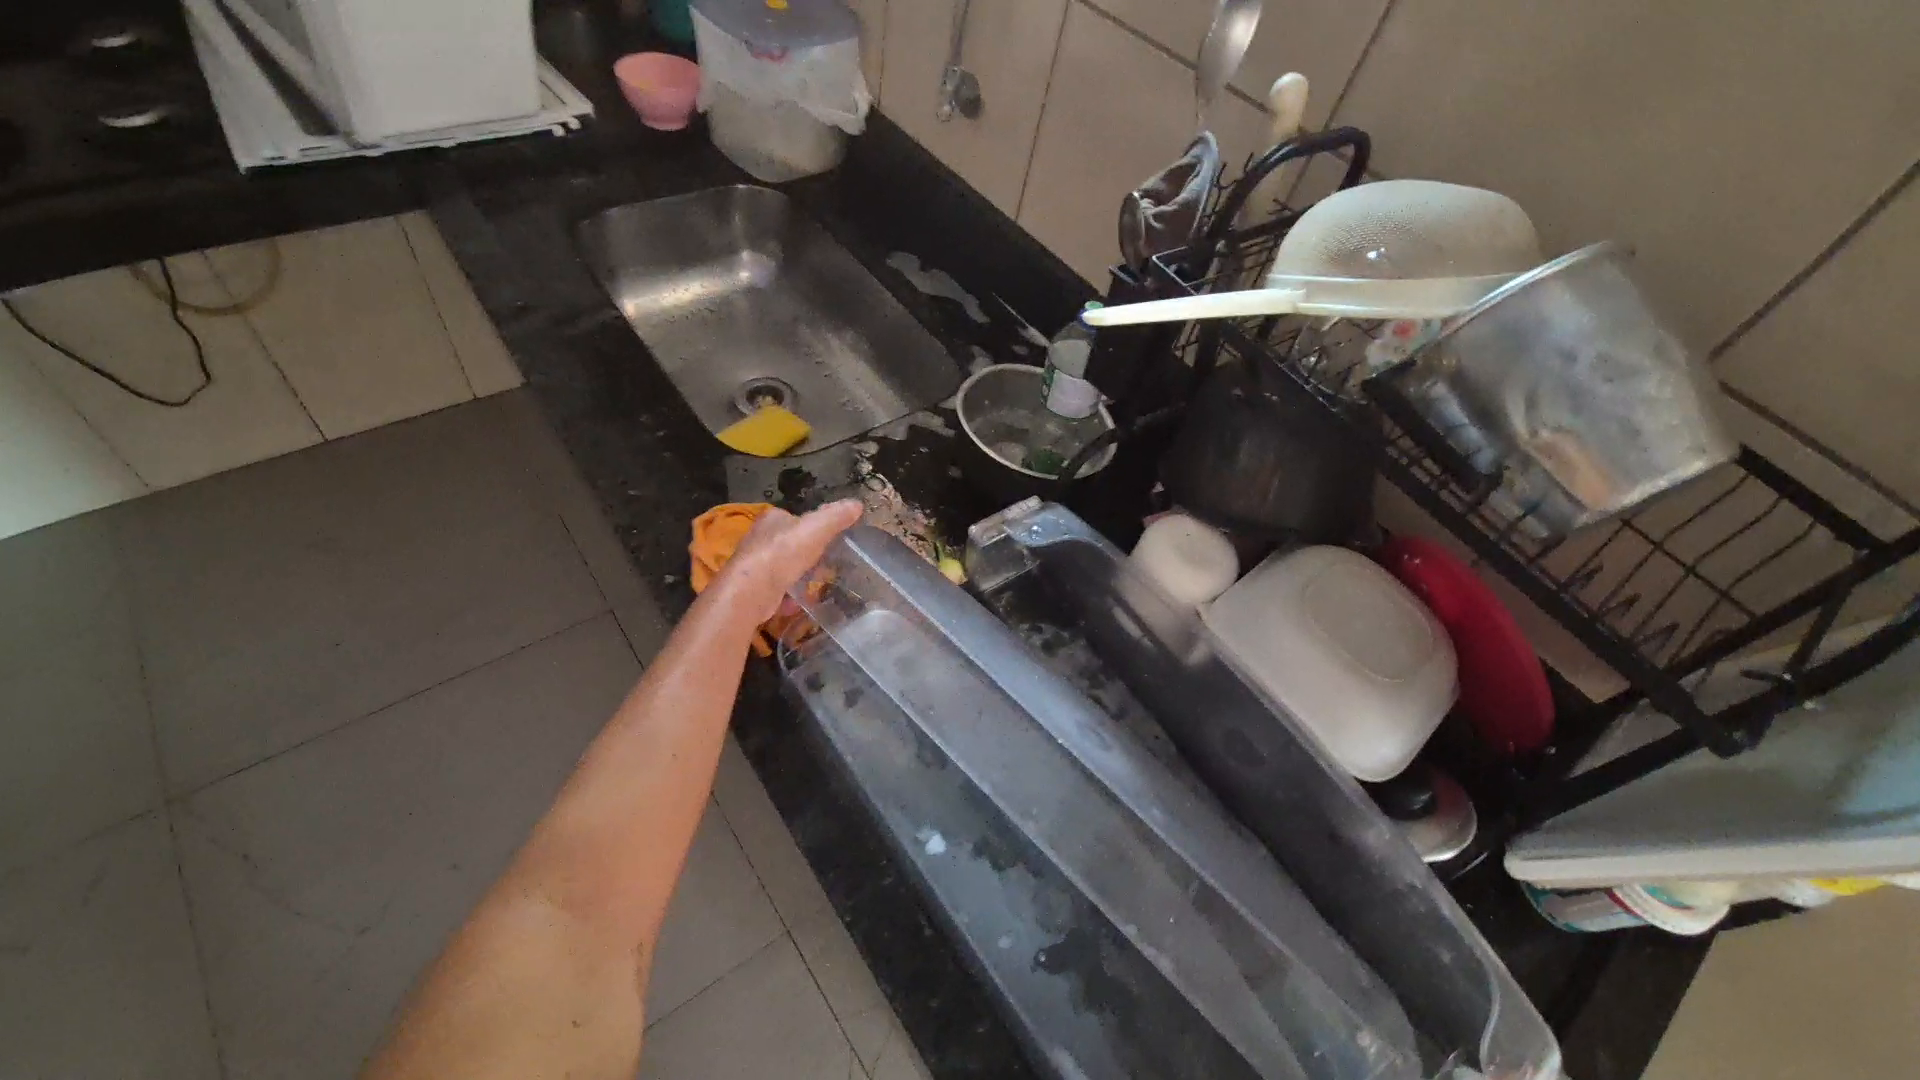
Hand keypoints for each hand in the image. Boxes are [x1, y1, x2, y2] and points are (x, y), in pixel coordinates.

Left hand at [711, 500, 863, 624]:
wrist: (751, 591)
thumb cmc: (783, 553)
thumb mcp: (816, 529)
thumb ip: (836, 517)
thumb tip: (857, 504)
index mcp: (772, 519)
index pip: (795, 518)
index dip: (812, 527)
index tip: (829, 540)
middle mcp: (759, 538)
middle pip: (789, 544)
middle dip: (806, 555)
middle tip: (827, 566)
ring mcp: (754, 565)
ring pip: (782, 568)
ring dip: (798, 577)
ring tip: (817, 585)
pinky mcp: (752, 589)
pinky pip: (776, 591)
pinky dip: (788, 598)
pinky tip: (799, 604)